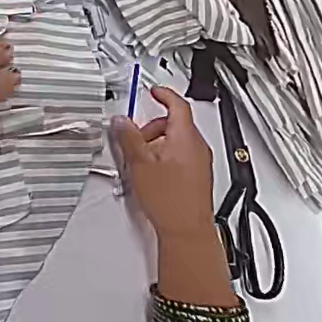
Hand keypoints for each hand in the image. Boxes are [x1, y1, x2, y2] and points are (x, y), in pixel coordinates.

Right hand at [112, 85, 237, 308]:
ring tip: (142, 162)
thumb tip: (121, 122)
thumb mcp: (140, 163)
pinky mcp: (198, 176)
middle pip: (175, 123)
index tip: (155, 91)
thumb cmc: (170, 200)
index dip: (165, 95)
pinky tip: (152, 174)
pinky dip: (166, 157)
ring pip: (177, 141)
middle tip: (136, 139)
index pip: (177, 105)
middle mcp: (197, 146)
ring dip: (158, 144)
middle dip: (153, 127)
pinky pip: (181, 156)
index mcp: (185, 136)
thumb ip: (129, 138)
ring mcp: (200, 161)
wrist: (187, 229)